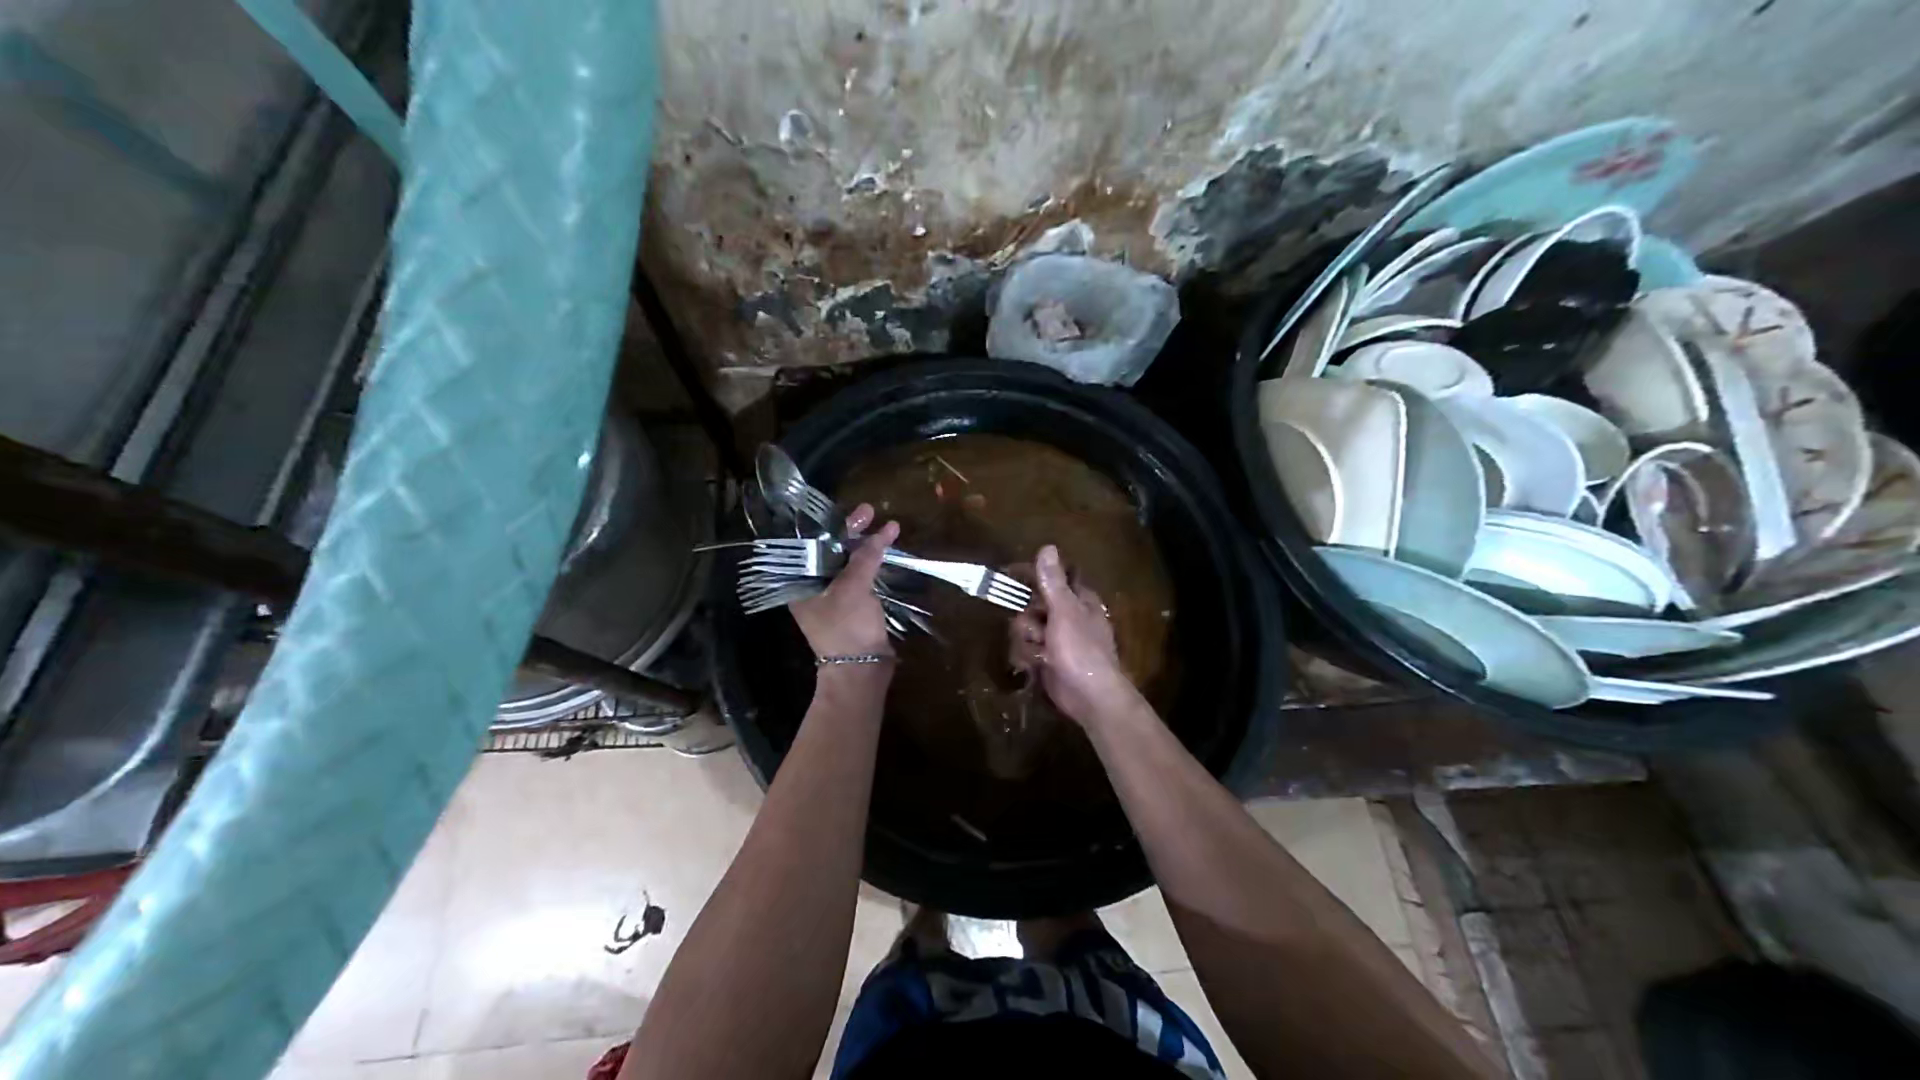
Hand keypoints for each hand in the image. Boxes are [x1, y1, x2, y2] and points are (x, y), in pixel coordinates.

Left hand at [790, 504, 900, 659]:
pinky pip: (862, 576)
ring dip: (867, 545)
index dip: (834, 525)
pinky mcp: (854, 605)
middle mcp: (815, 587)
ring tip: (888, 527)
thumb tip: (883, 532)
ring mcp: (835, 596)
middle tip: (872, 511)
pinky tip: (887, 549)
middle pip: (833, 550)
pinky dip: (874, 562)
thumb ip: (865, 558)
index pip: (814, 544)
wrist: (862, 669)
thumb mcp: (853, 588)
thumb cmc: (848, 628)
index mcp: (803, 583)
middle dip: (853, 531)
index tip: (853, 512)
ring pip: (850, 562)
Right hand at [1009, 545, 1142, 727]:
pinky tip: (1034, 665)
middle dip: (1027, 620)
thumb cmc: (1081, 650)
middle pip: (1032, 606)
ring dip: (1026, 642)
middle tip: (1035, 631)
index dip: (1032, 579)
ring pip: (1026, 629)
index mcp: (1079, 600)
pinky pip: (1027, 650)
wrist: (1089, 696)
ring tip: (1039, 654)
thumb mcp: (1065, 611)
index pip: (1051, 579)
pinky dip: (1028, 657)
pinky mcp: (1047, 660)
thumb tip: (1047, 547)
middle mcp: (1067, 617)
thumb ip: (1053, 582)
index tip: (1011, 579)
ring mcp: (1057, 640)